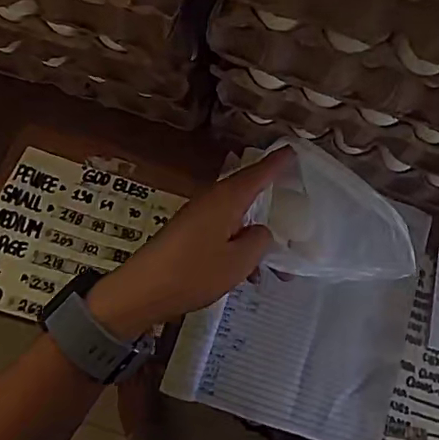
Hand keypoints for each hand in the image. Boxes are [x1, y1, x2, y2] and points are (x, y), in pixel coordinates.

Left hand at [86, 148, 294, 338]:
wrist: (142, 291)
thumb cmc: (193, 272)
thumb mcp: (238, 262)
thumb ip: (259, 241)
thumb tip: (262, 231)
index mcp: (228, 198)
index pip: (259, 172)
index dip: (278, 162)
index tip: (294, 149)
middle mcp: (213, 199)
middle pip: (249, 189)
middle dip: (272, 194)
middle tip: (296, 197)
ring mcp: (199, 215)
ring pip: (238, 215)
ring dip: (257, 231)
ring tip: (278, 260)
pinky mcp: (190, 233)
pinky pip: (224, 229)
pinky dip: (240, 243)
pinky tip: (249, 272)